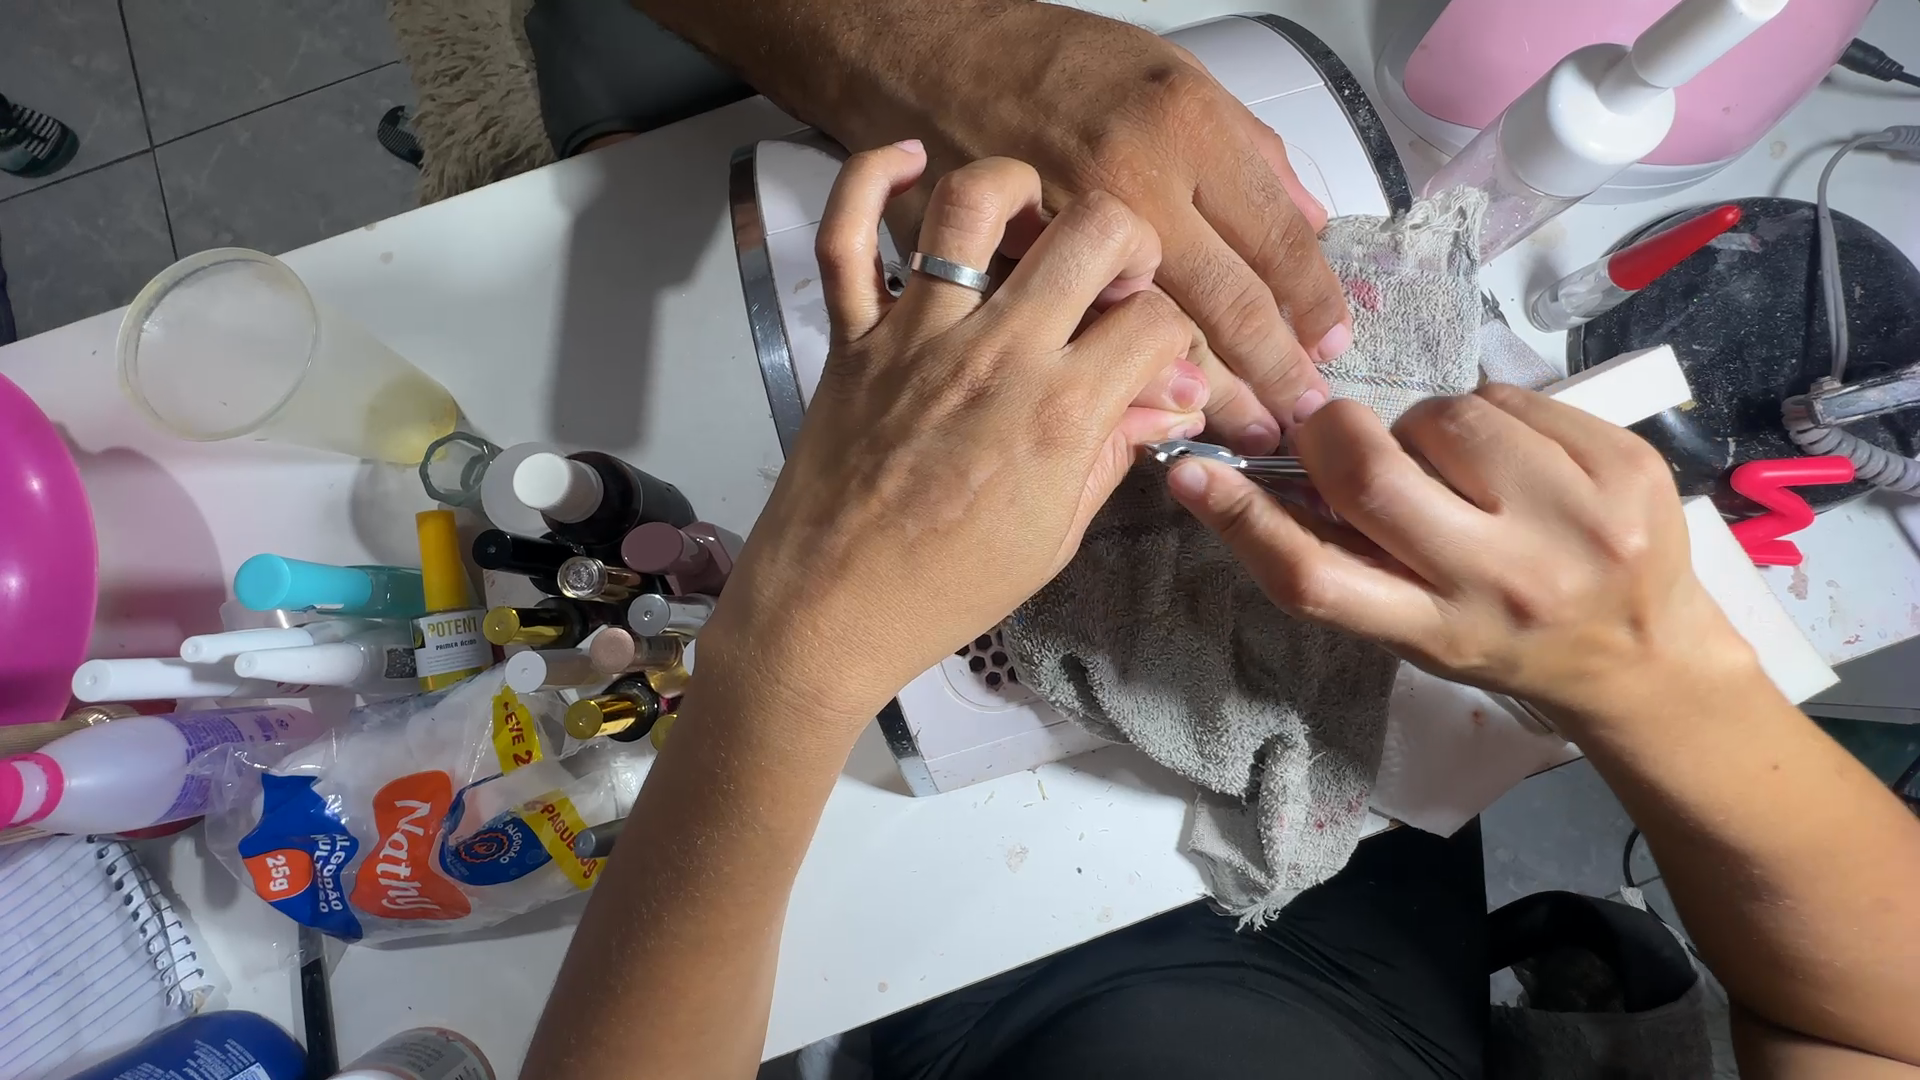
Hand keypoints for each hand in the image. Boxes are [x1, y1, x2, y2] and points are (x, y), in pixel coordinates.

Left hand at [703, 144, 1204, 726]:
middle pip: (1091, 231)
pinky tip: (906, 159)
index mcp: (1056, 414)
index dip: (1173, 335)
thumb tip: (1166, 404)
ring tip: (1035, 218)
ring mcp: (913, 337)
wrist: (831, 611)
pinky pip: (846, 236)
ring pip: (973, 202)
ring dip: (1021, 188)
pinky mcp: (852, 340)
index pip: (1153, 322)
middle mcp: (992, 355)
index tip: (1160, 361)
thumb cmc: (944, 591)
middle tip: (1118, 277)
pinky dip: (868, 179)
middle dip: (1127, 240)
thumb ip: (1112, 454)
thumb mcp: (1053, 537)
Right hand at [844, 3, 1351, 453]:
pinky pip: (1084, 335)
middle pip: (1225, 301)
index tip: (1329, 345)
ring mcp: (1071, 240)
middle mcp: (1134, 185)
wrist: (938, 61)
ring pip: (1157, 335)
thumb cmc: (1058, 65)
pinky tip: (1151, 403)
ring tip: (1242, 426)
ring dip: (1207, 388)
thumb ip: (1247, 153)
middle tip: (1300, 418)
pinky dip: (1122, 373)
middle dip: (1271, 370)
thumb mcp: (1173, 75)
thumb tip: (1305, 224)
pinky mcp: (1018, 274)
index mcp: (1184, 126)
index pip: (1274, 237)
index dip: (1310, 303)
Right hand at [1165, 385, 1755, 714]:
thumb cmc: (1491, 639)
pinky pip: (1507, 394)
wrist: (1639, 653)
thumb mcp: (1400, 625)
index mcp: (1432, 629)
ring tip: (1447, 466)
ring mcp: (1579, 519)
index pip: (1315, 576)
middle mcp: (1504, 582)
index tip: (1189, 471)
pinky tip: (1506, 456)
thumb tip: (1237, 478)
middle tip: (1335, 436)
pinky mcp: (1629, 463)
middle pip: (1373, 476)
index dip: (1241, 519)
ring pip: (1443, 417)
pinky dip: (1481, 412)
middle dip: (1333, 433)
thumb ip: (1331, 558)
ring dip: (1418, 428)